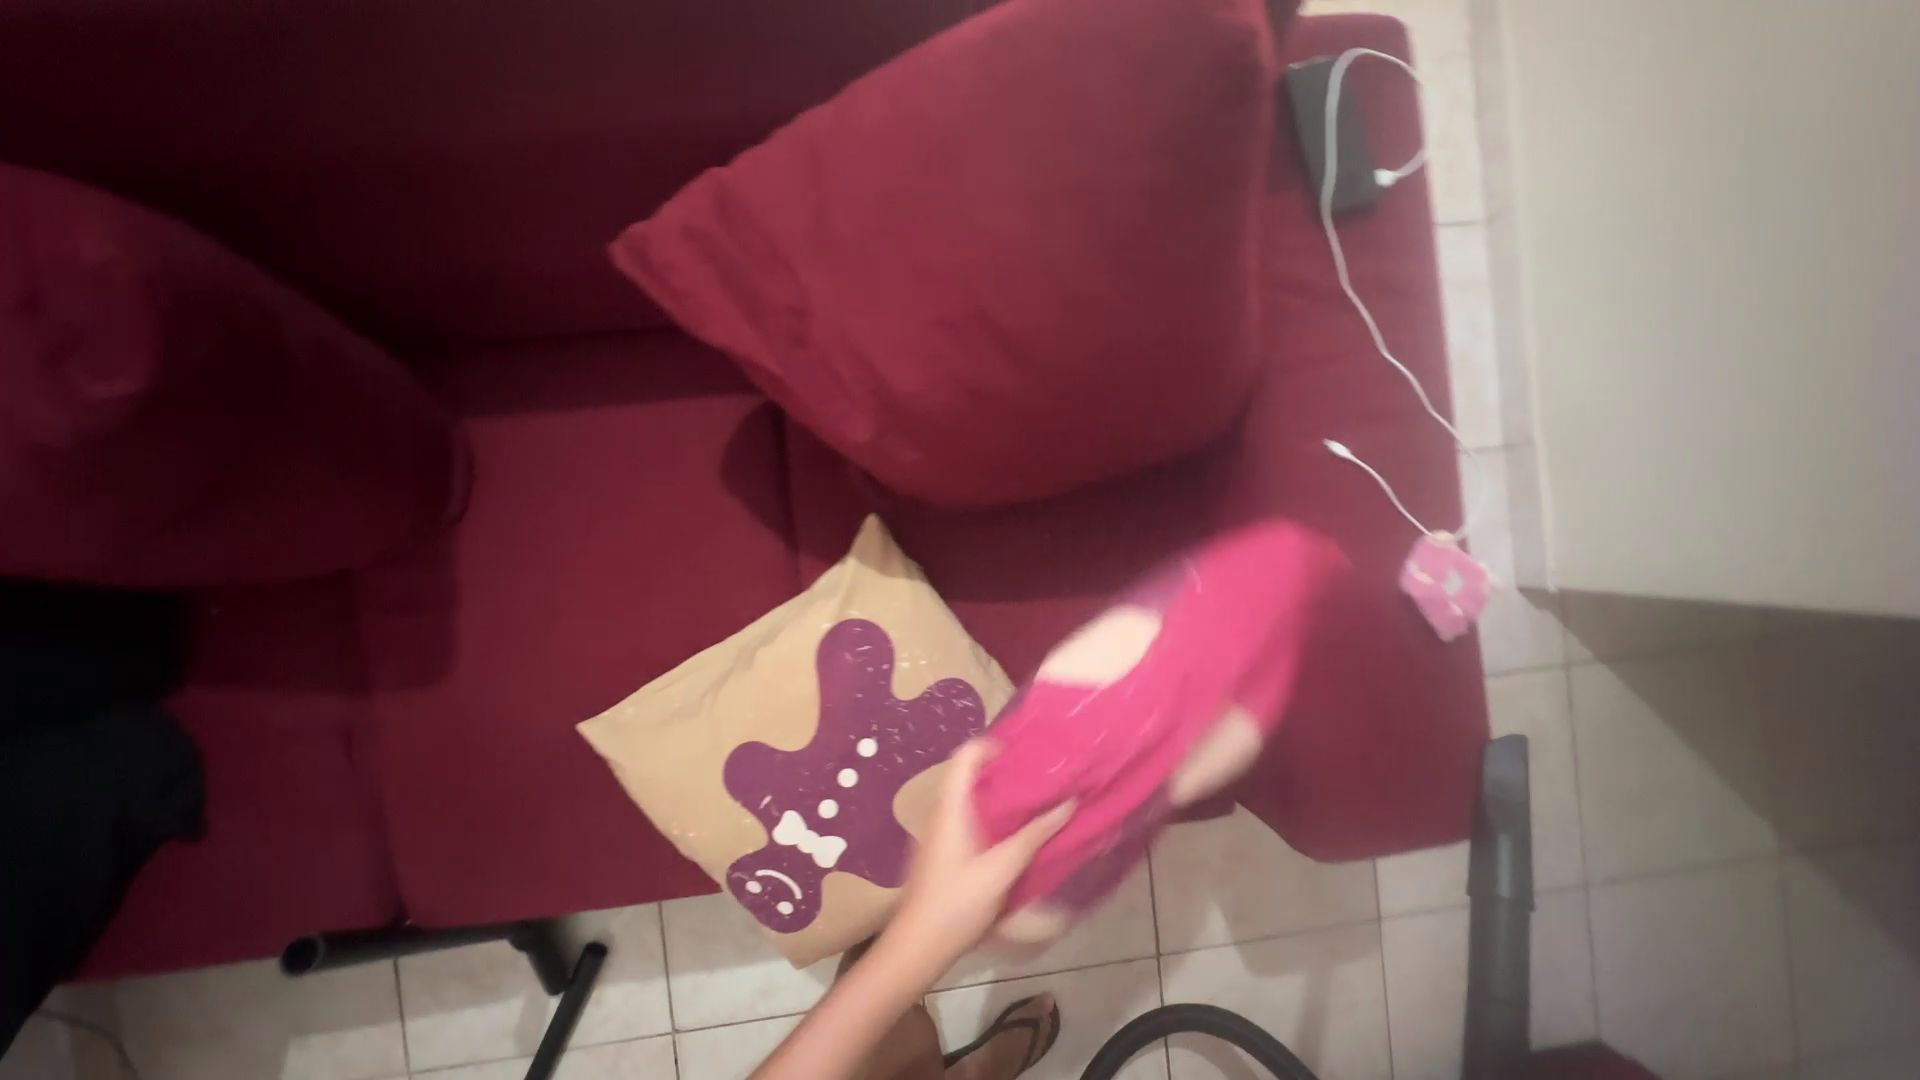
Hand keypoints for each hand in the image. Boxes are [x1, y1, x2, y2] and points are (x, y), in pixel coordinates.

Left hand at [877, 739, 1074, 976]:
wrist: (918, 945)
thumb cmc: (957, 901)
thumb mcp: (1002, 868)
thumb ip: (1034, 835)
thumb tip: (1068, 803)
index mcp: (950, 807)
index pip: (965, 756)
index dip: (990, 744)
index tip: (1022, 749)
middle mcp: (939, 812)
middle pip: (966, 775)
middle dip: (999, 770)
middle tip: (1034, 773)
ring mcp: (936, 833)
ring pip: (965, 798)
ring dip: (994, 794)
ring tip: (1028, 799)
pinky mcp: (939, 852)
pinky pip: (963, 819)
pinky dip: (986, 815)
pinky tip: (1009, 833)